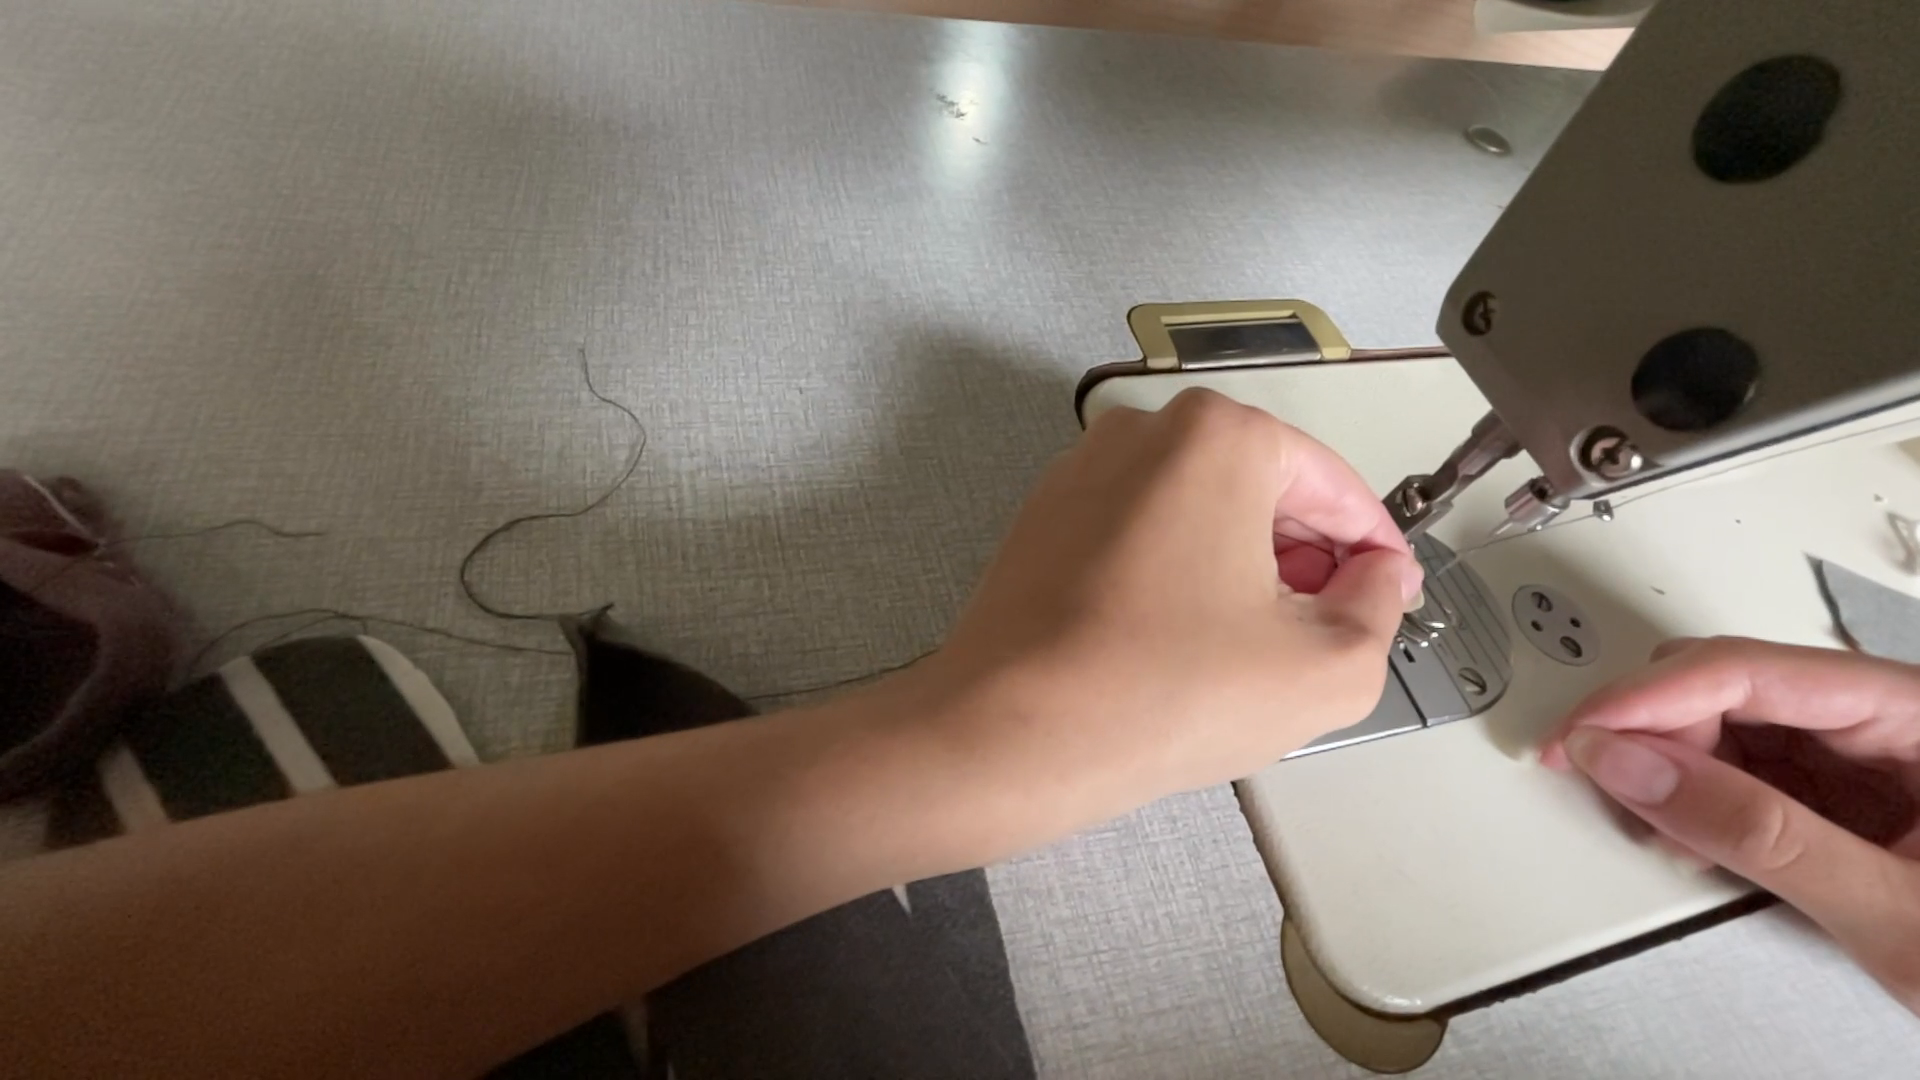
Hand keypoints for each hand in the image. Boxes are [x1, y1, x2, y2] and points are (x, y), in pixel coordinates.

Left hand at [915, 388, 1421, 835]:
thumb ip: (1379, 608)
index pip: (1330, 486)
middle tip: (1321, 626)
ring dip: (1236, 563)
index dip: (1372, 547)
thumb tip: (1376, 577)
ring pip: (1195, 509)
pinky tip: (1177, 634)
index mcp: (1217, 437)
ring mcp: (1080, 469)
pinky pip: (1137, 529)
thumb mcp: (1325, 666)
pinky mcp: (1044, 515)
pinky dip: (1173, 567)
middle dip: (1301, 557)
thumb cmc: (1162, 693)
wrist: (1011, 731)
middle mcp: (1140, 433)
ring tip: (1249, 642)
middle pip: (1258, 491)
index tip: (1386, 588)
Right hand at [1540, 637, 1919, 1011]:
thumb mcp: (1900, 917)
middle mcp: (1891, 718)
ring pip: (1712, 718)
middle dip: (1651, 734)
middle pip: (1721, 685)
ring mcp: (1862, 750)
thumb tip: (1626, 763)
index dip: (1645, 697)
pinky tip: (1691, 834)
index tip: (1578, 737)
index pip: (1748, 672)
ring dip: (1662, 767)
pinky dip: (1686, 793)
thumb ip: (1759, 834)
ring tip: (1665, 831)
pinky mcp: (1833, 784)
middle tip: (1615, 786)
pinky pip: (1728, 760)